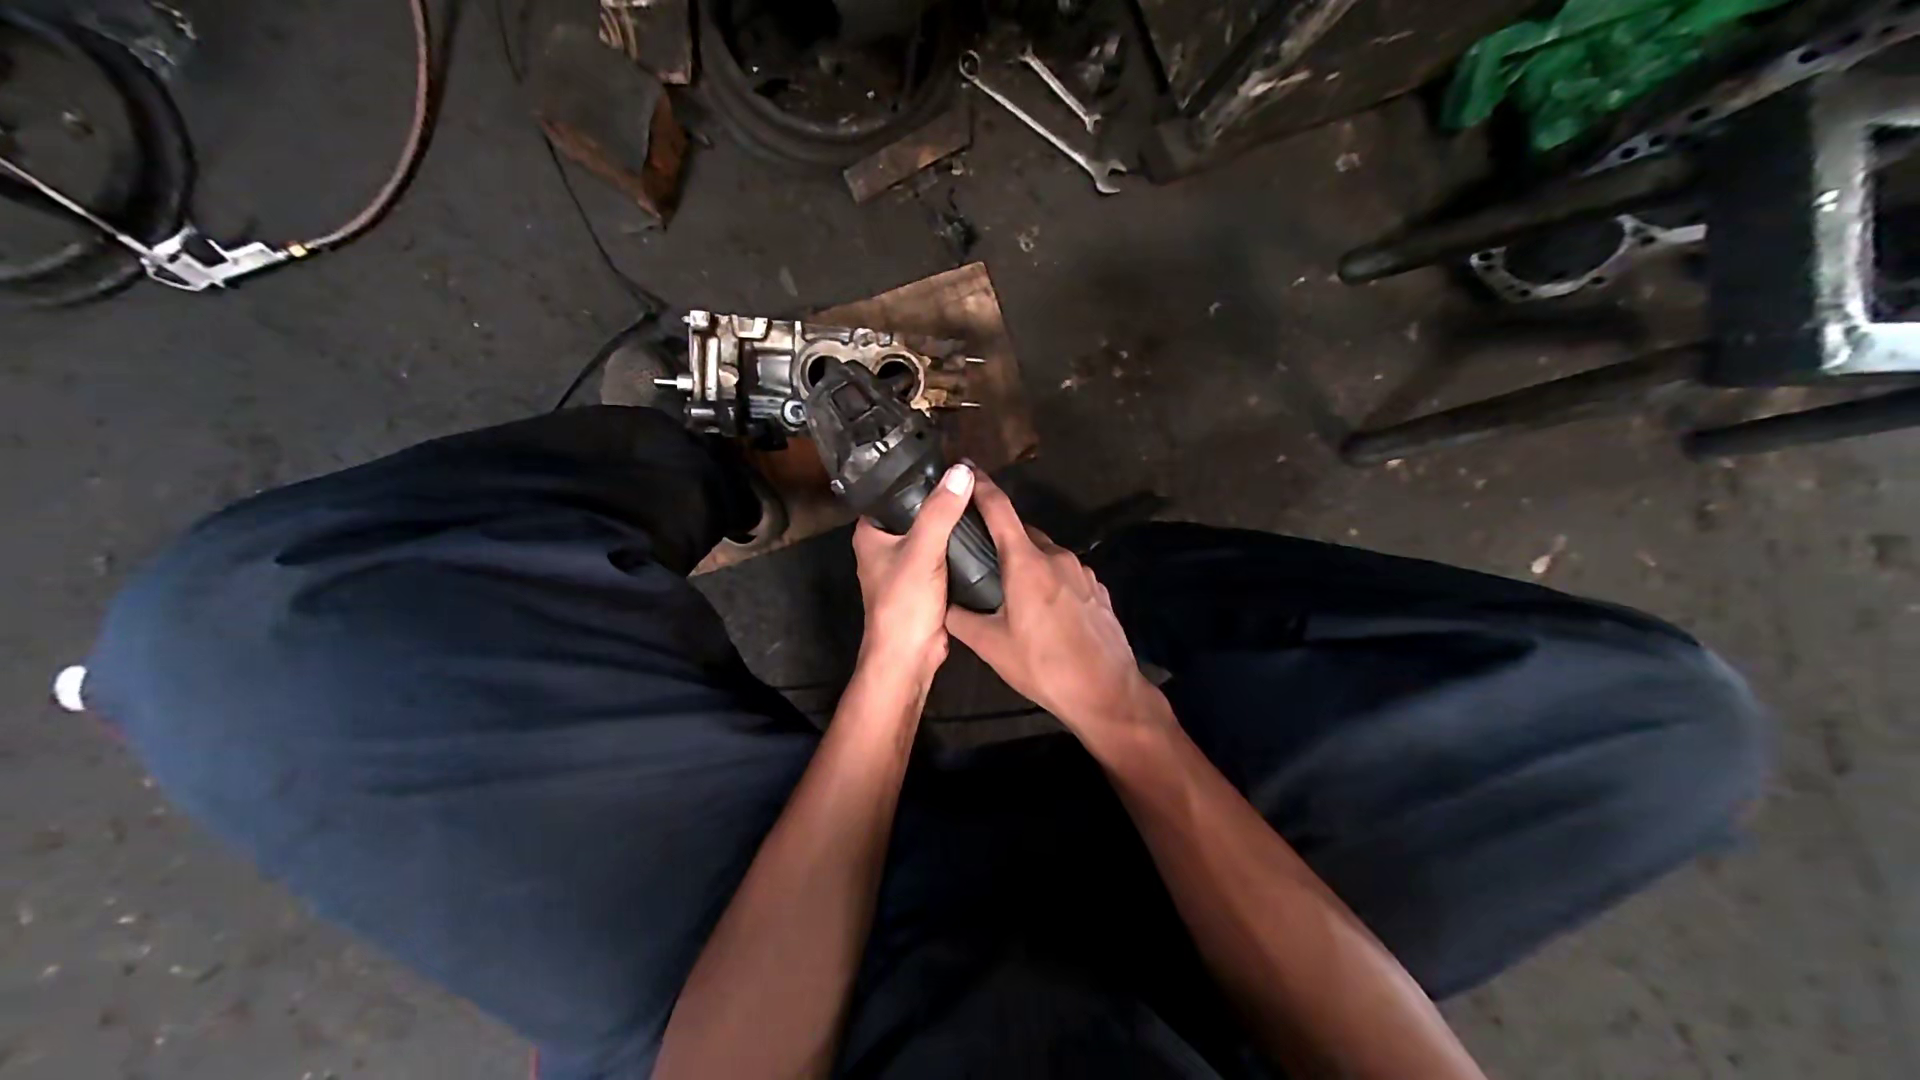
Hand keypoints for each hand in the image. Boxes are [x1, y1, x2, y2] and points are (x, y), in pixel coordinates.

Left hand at [850, 462, 976, 686]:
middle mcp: (884, 546)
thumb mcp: (923, 549)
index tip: (947, 460)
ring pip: (932, 533)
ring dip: (952, 522)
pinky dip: (959, 545)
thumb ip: (941, 511)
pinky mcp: (926, 582)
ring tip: (981, 499)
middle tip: (972, 478)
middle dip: (941, 498)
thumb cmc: (904, 602)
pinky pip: (944, 554)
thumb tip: (962, 471)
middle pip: (916, 511)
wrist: (910, 656)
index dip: (917, 476)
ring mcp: (906, 565)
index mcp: (870, 533)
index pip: (891, 492)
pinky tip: (982, 532)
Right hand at [945, 472, 1163, 743]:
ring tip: (1011, 591)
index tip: (966, 468)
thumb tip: (939, 604)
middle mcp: (1057, 557)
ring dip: (1027, 562)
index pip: (1000, 509)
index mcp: (1027, 563)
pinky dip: (1049, 579)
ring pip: (1046, 554)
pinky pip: (1066, 573)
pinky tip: (1044, 610)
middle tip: (979, 556)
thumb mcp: (991, 646)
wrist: (1107, 693)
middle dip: (1001, 538)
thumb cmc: (1044, 666)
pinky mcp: (1097, 589)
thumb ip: (960, 618)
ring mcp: (1082, 572)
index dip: (981, 485)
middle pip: (1023, 533)